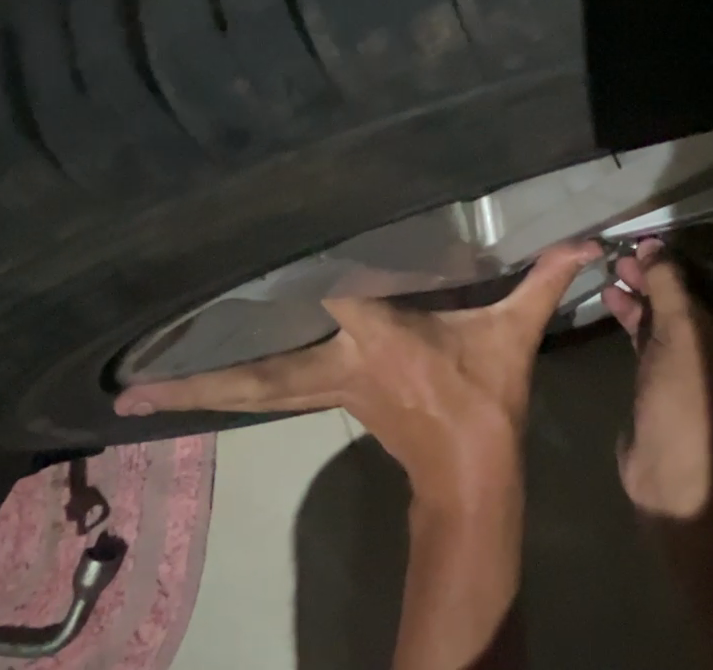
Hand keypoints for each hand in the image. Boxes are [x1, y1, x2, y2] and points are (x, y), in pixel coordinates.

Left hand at [113, 241, 600, 508]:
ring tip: (135, 392)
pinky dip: (235, 386)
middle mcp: (341, 362)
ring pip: (255, 391)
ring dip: (200, 392)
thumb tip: (586, 242)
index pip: (320, 295)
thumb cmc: (486, 398)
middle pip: (257, 371)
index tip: (225, 265)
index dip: (276, 278)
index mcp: (380, 336)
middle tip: (126, 383)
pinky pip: (274, 389)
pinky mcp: (332, 400)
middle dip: (194, 379)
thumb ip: (543, 281)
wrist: (472, 470)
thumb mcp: (514, 335)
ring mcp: (329, 389)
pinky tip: (204, 381)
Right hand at [602, 227, 712, 518]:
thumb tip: (652, 246)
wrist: (680, 479)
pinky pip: (655, 333)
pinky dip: (636, 313)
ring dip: (649, 285)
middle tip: (637, 243)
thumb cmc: (694, 398)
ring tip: (615, 263)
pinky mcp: (671, 376)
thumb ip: (668, 281)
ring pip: (677, 308)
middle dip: (672, 262)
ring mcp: (702, 358)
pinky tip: (609, 295)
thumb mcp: (682, 330)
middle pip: (707, 284)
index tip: (681, 227)